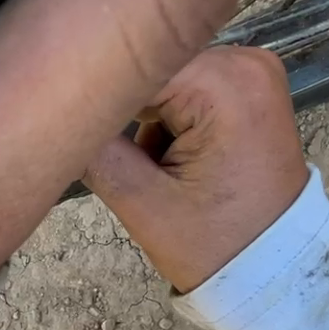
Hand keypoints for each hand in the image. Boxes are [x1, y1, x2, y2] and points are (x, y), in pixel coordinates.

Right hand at [85, 46, 309, 293]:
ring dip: (152, 123)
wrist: (270, 268)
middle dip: (131, 115)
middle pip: (155, 71)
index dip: (101, 98)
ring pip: (170, 83)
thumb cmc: (212, 244)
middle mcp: (247, 61)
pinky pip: (193, 93)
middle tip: (135, 170)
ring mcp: (255, 73)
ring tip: (162, 173)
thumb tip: (58, 119)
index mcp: (225, 83)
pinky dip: (175, 124)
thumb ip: (97, 154)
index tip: (78, 132)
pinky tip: (181, 163)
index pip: (138, 67)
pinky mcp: (253, 90)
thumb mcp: (142, 204)